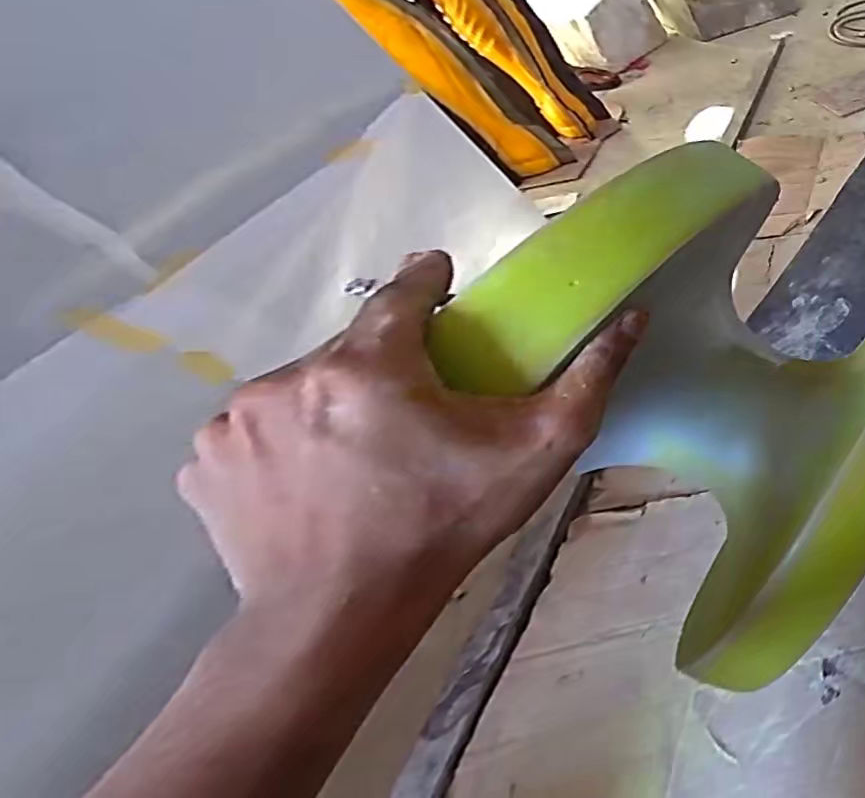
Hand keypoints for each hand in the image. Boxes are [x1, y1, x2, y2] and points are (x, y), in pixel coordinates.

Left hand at [178, 251, 643, 618]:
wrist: (342, 614)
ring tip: (384, 437)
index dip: (427, 279)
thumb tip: (634, 316)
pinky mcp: (207, 465)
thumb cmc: (453, 516)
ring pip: (310, 382)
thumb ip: (593, 373)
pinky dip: (300, 431)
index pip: (400, 295)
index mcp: (367, 366)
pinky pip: (265, 424)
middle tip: (433, 395)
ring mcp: (236, 425)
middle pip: (357, 344)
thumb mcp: (547, 442)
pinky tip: (330, 468)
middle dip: (396, 355)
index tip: (442, 271)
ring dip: (347, 393)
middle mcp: (288, 381)